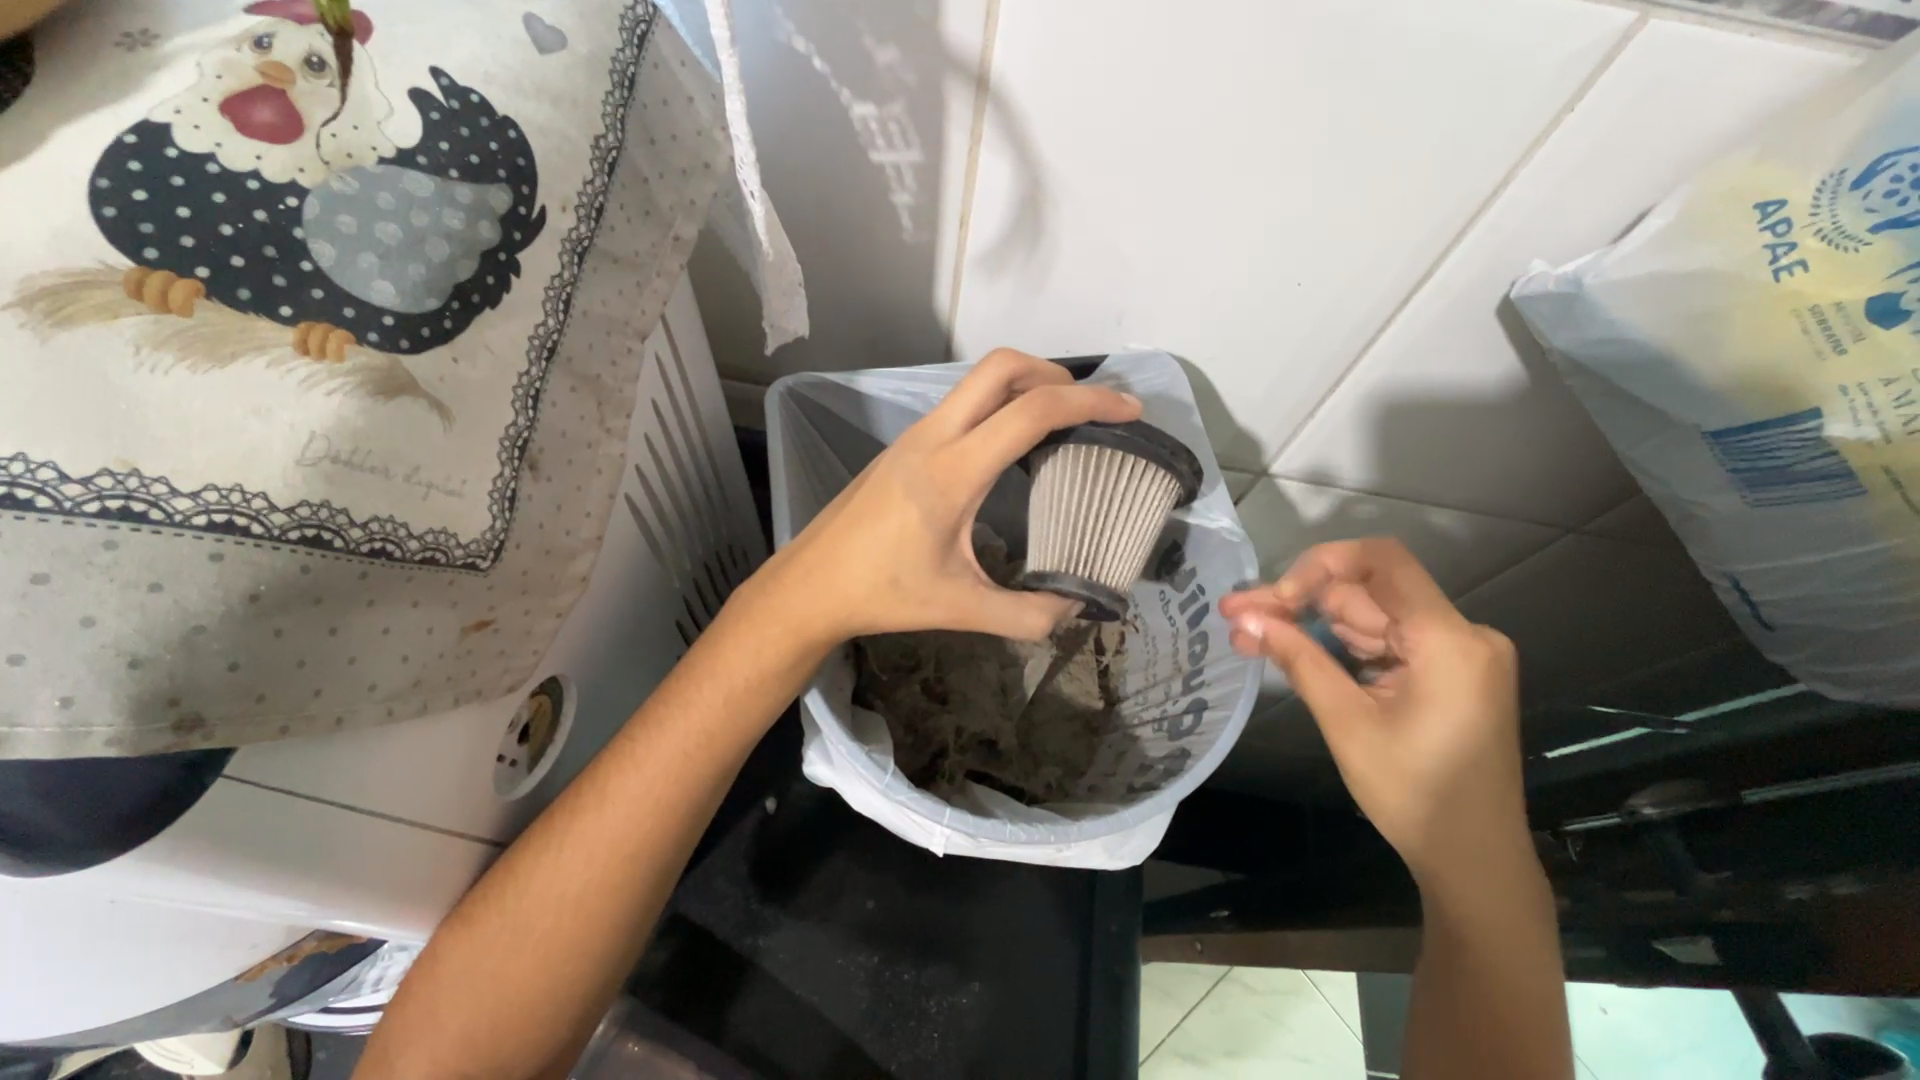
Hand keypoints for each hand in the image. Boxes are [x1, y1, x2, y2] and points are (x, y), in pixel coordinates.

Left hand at [752, 349, 1141, 646]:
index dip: (1089, 403)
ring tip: (1061, 424)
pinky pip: (962, 404)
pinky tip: (1013, 448)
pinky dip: (1000, 405)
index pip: (1031, 412)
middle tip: (1091, 408)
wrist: (811, 584)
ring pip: (978, 381)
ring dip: (1025, 386)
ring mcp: (915, 435)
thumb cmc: (883, 593)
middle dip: (1056, 374)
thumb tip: (1078, 608)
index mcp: (953, 472)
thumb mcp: (961, 610)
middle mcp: (934, 437)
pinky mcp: (905, 445)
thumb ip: (1027, 615)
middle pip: (1002, 367)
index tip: (1129, 411)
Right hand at [1219, 538, 1527, 885]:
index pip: (1382, 562)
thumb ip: (1298, 659)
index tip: (1275, 599)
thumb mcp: (1346, 722)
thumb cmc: (1412, 794)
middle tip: (1236, 615)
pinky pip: (1387, 645)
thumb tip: (1246, 618)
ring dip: (1313, 626)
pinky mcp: (1448, 675)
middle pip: (1369, 594)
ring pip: (1372, 620)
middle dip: (1301, 602)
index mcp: (1448, 640)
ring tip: (1249, 633)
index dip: (1320, 565)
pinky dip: (1341, 648)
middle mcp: (1462, 635)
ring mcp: (1458, 656)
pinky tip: (1291, 650)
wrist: (1474, 860)